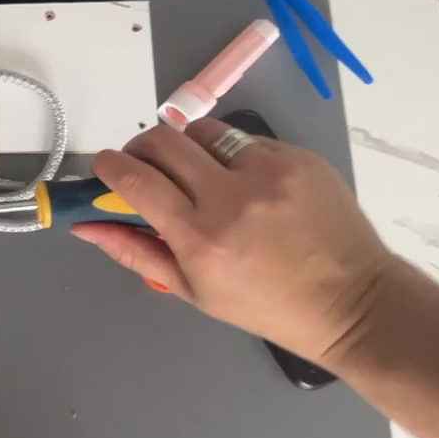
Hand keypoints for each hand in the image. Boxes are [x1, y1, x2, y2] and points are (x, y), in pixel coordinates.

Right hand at [72, 119, 406, 365]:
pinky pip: (242, 141)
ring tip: (197, 175)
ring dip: (185, 148)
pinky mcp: (298, 158)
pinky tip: (243, 184)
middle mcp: (232, 197)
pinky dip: (229, 156)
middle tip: (143, 166)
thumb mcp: (189, 289)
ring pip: (200, 132)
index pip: (136, 179)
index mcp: (201, 236)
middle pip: (162, 140)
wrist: (356, 303)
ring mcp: (270, 172)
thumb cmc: (263, 305)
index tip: (103, 167)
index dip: (109, 165)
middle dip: (140, 148)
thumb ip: (132, 250)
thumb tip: (83, 225)